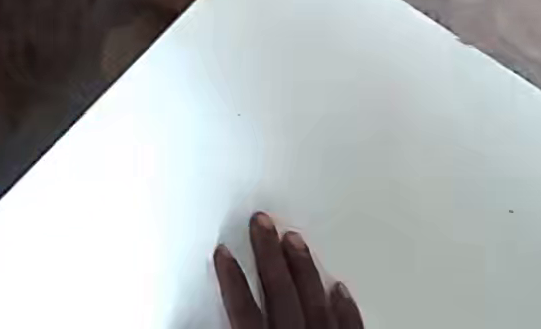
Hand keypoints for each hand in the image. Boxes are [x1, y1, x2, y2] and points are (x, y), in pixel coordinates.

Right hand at [214, 213, 363, 328]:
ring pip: (316, 304)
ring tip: (294, 238)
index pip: (244, 311)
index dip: (232, 280)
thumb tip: (194, 316)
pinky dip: (346, 309)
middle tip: (262, 221)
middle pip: (281, 295)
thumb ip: (223, 327)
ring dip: (303, 269)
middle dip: (269, 254)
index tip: (223, 251)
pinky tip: (339, 287)